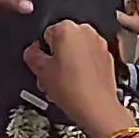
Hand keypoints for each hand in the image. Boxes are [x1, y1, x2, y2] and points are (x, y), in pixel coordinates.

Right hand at [24, 22, 132, 137]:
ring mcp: (99, 43)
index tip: (43, 66)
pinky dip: (82, 67)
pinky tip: (76, 83)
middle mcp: (85, 31)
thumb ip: (31, 55)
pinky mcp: (107, 56)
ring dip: (67, 63)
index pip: (45, 34)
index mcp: (67, 28)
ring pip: (76, 50)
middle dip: (55, 58)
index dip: (42, 52)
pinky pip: (89, 57)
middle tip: (51, 76)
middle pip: (62, 41)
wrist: (97, 108)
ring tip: (63, 83)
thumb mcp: (41, 71)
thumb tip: (32, 50)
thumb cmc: (72, 90)